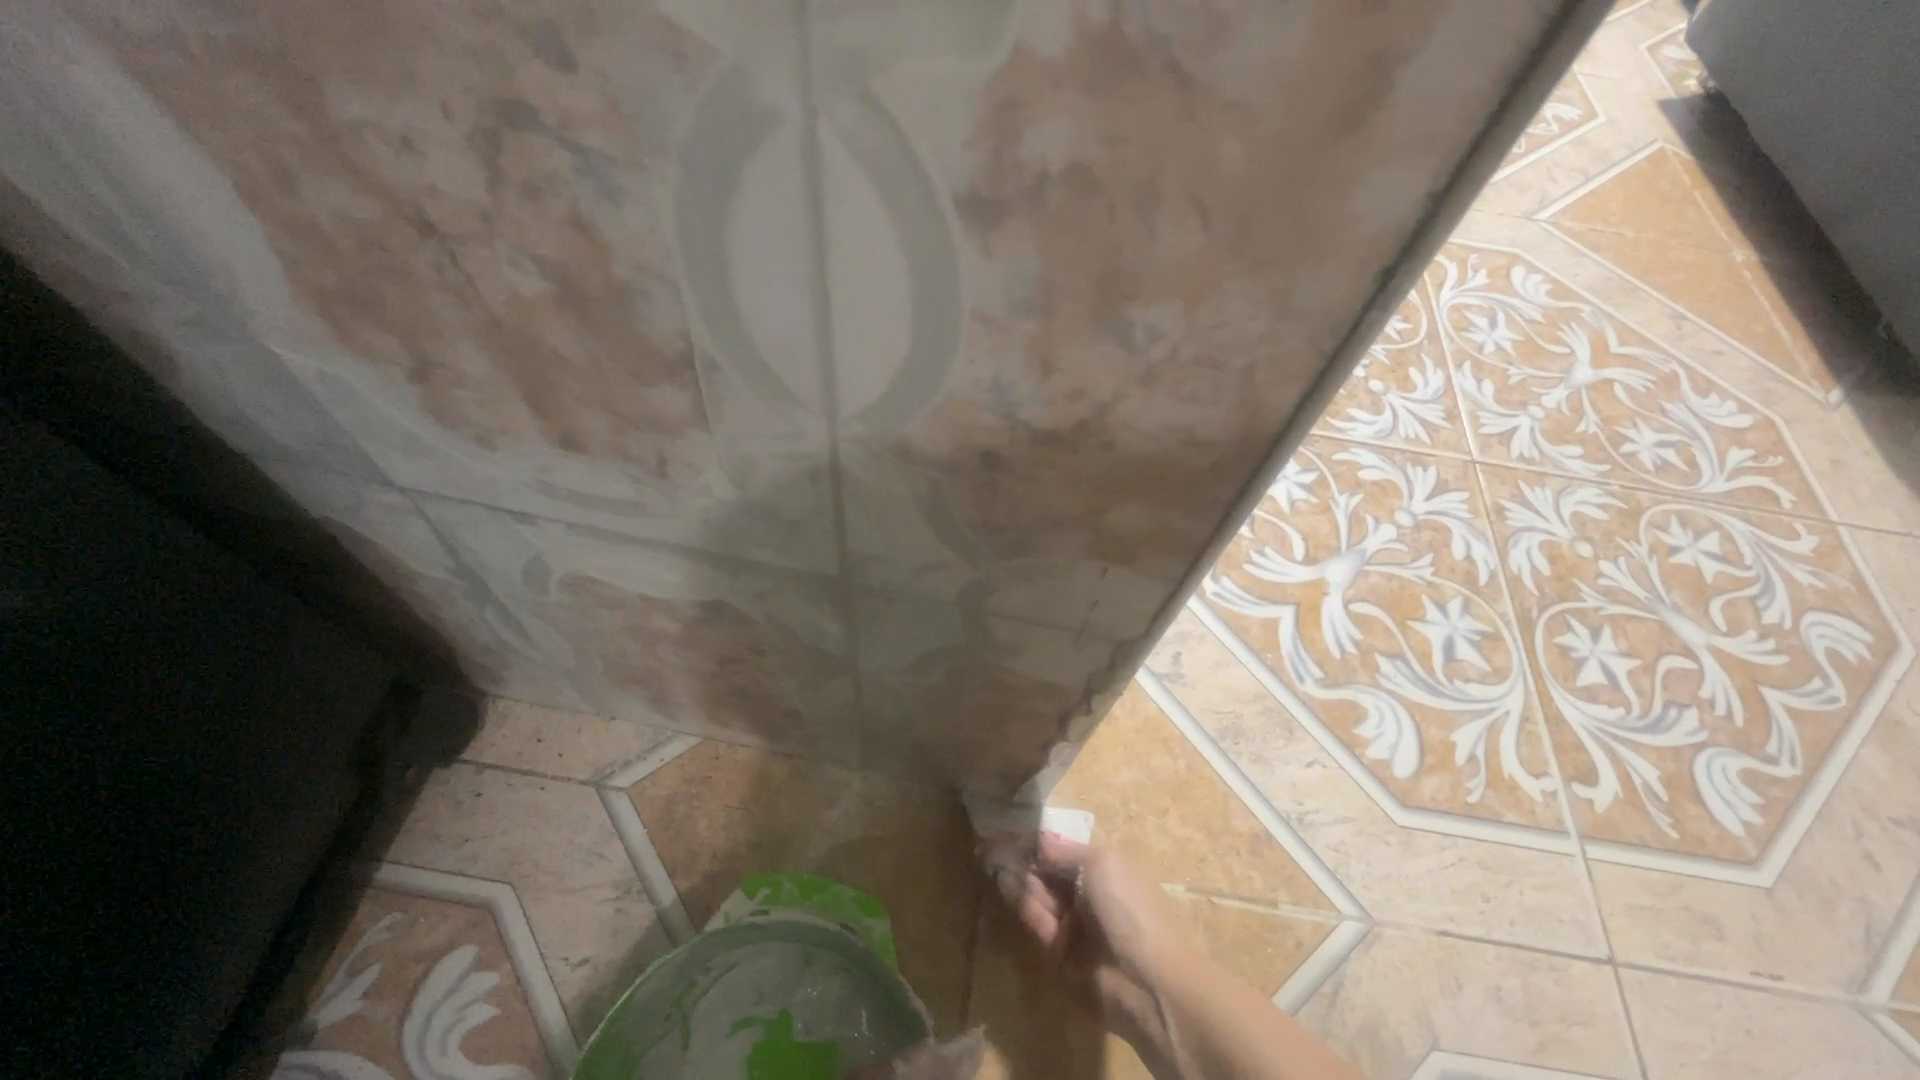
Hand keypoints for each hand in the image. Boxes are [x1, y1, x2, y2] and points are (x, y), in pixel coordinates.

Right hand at [989, 834, 1189, 1049]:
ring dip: (1025, 886)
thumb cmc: (1130, 908)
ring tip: (1007, 875)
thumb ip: (1065, 851)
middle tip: (996, 851)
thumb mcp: (1102, 862)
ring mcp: (1075, 926)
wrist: (1145, 979)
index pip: (1065, 854)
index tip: (1010, 833)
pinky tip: (1021, 900)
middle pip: (1048, 875)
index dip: (1040, 846)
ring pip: (1039, 898)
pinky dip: (1030, 913)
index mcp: (1105, 871)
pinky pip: (1039, 927)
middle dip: (1026, 864)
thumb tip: (1038, 840)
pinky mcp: (1060, 955)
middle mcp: (1089, 896)